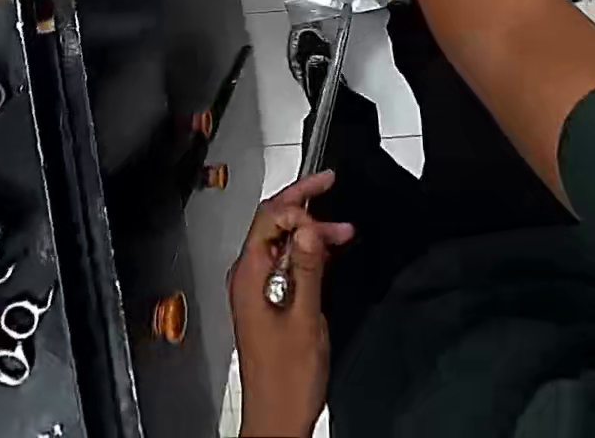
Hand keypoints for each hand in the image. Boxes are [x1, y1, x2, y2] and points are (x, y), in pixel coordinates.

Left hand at [229, 170, 354, 437]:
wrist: (278, 421)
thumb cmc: (288, 376)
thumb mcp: (304, 318)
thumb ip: (307, 268)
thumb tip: (308, 226)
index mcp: (250, 274)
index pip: (269, 217)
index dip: (297, 203)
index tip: (326, 204)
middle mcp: (249, 274)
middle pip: (273, 222)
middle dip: (303, 201)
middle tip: (330, 181)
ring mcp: (258, 286)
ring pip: (283, 239)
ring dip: (312, 228)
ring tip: (345, 229)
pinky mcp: (270, 298)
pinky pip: (288, 259)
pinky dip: (310, 249)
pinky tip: (332, 248)